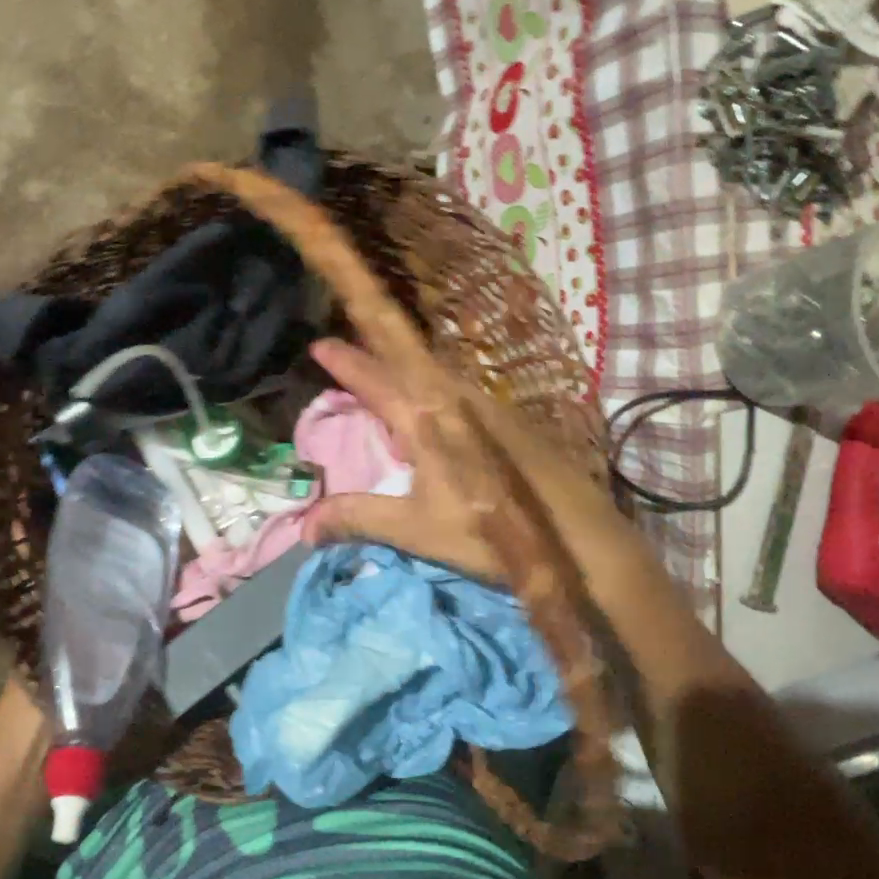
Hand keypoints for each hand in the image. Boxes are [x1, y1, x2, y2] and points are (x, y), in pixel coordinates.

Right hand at [299, 338, 625, 581]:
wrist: (575, 535)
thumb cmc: (490, 532)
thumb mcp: (416, 530)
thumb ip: (359, 520)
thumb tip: (303, 528)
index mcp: (427, 421)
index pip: (377, 382)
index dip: (347, 363)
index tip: (320, 344)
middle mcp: (455, 401)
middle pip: (406, 365)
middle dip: (373, 354)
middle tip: (346, 346)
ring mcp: (486, 407)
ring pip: (434, 375)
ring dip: (403, 368)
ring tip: (383, 376)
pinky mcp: (509, 421)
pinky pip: (456, 390)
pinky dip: (431, 386)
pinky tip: (433, 408)